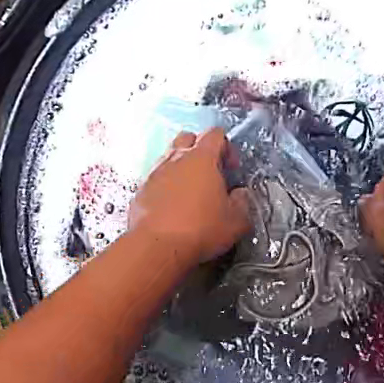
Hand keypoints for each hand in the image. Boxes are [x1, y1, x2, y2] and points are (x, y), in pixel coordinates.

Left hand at [129, 128, 251, 264]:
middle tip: (210, 173)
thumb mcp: (236, 221)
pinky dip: (165, 188)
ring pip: (168, 158)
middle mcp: (175, 159)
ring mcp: (154, 174)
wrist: (157, 248)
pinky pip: (155, 180)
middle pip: (187, 138)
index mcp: (202, 158)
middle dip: (200, 150)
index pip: (215, 134)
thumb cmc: (199, 230)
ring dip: (181, 169)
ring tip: (191, 193)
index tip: (231, 169)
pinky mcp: (140, 191)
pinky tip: (172, 208)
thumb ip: (242, 202)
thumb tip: (240, 195)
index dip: (227, 148)